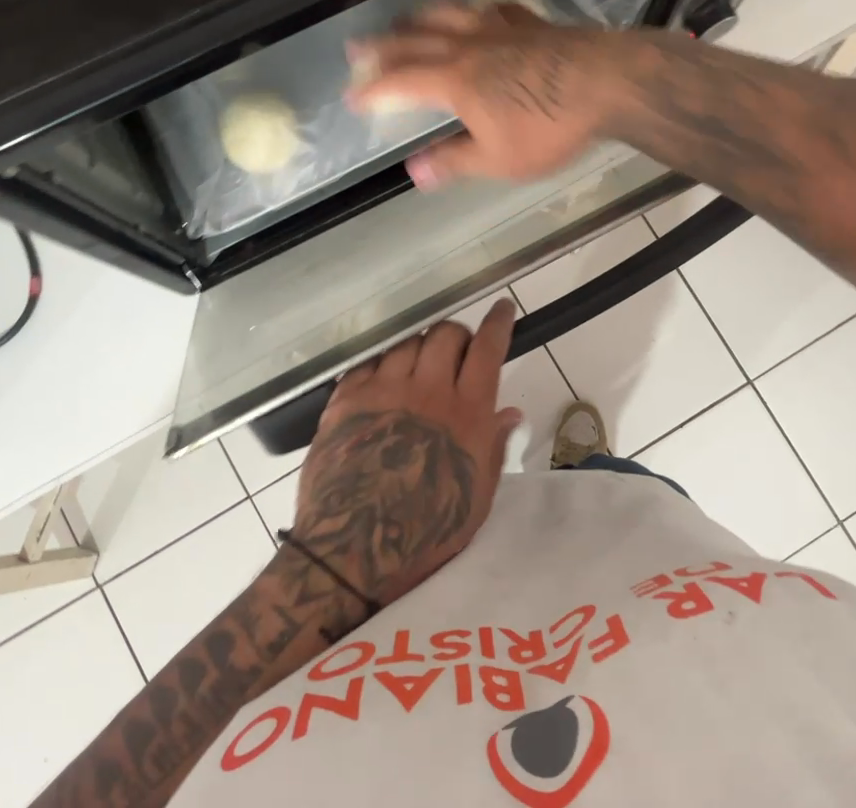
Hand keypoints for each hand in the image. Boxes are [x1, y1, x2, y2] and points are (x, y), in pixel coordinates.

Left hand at [290, 299, 523, 611]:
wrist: (356, 546)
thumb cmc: (429, 530)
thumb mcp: (479, 496)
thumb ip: (493, 447)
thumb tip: (510, 412)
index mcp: (467, 412)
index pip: (487, 349)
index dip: (498, 323)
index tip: (502, 307)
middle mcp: (428, 389)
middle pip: (445, 335)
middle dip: (457, 335)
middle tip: (457, 352)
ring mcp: (383, 390)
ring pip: (406, 343)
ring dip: (420, 348)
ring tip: (420, 368)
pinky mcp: (346, 399)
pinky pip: (368, 362)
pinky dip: (382, 364)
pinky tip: (384, 380)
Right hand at [347, 2, 626, 190]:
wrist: (608, 83)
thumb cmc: (550, 127)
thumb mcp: (499, 159)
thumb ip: (454, 161)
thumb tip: (414, 171)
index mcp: (455, 81)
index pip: (401, 81)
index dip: (374, 89)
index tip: (353, 96)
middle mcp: (470, 46)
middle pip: (415, 40)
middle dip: (382, 46)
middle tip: (357, 47)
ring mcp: (501, 29)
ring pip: (450, 14)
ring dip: (420, 18)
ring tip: (405, 20)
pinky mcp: (532, 23)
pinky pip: (493, 10)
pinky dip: (476, 12)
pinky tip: (480, 14)